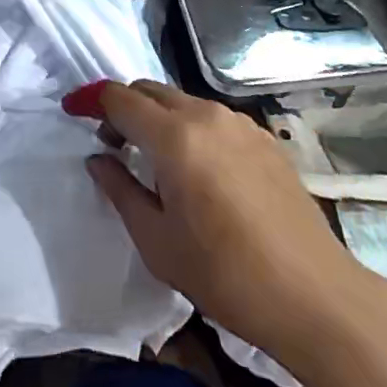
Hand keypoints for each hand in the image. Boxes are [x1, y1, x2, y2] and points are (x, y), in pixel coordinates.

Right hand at [83, 81, 372, 355]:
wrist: (314, 295)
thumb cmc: (224, 273)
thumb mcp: (156, 240)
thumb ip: (119, 189)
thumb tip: (99, 160)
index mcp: (174, 136)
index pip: (119, 97)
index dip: (91, 100)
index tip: (73, 112)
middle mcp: (207, 116)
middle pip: (150, 90)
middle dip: (123, 107)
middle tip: (113, 144)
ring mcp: (241, 124)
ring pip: (183, 100)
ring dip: (158, 116)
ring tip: (155, 159)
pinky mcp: (265, 139)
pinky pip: (213, 118)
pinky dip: (190, 127)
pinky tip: (197, 168)